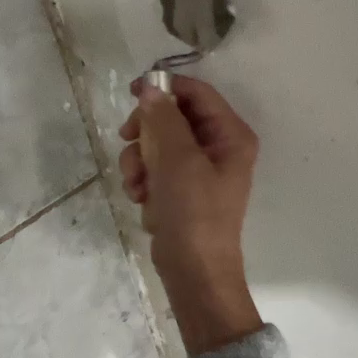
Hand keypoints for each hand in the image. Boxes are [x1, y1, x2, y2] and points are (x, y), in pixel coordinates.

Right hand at [118, 73, 263, 353]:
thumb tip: (150, 89)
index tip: (131, 93)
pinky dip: (142, 178)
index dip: (165, 88)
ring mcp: (198, 169)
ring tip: (136, 184)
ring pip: (157, 143)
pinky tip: (140, 197)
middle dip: (146, 131)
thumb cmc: (193, 213)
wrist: (194, 270)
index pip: (197, 93)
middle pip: (173, 117)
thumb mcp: (177, 160)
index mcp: (230, 135)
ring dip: (138, 159)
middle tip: (127, 140)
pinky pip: (153, 168)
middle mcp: (218, 147)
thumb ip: (163, 120)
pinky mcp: (180, 189)